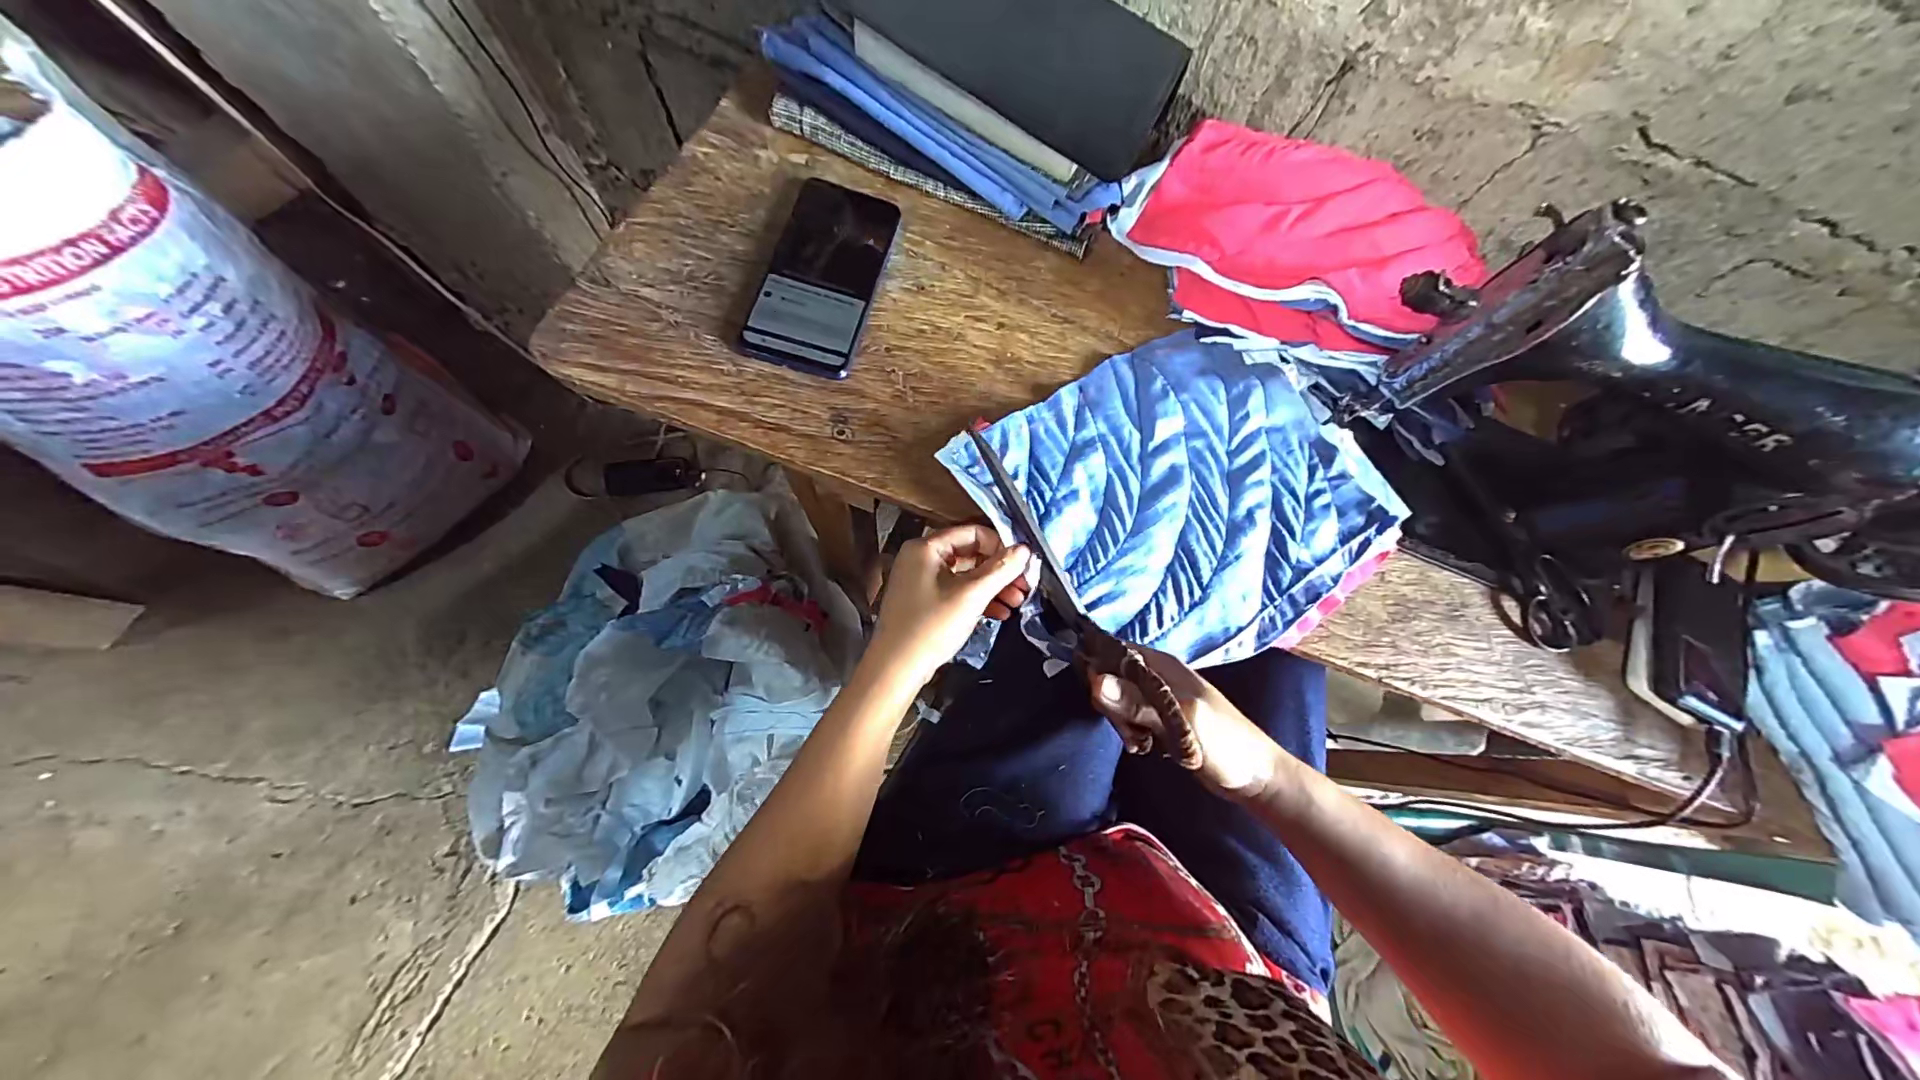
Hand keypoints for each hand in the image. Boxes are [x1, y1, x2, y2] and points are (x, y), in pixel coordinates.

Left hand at [867, 524, 1030, 685]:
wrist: (896, 668)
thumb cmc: (929, 627)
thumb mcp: (972, 595)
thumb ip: (1000, 570)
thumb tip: (1023, 550)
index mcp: (926, 547)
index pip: (973, 532)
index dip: (1000, 546)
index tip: (1021, 564)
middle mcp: (920, 558)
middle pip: (970, 553)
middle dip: (999, 571)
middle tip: (1023, 586)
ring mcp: (920, 580)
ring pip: (965, 575)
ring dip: (992, 587)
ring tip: (1015, 602)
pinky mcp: (923, 602)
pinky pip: (956, 591)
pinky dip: (977, 599)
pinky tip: (998, 612)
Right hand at [1087, 647, 1289, 799]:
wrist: (1256, 779)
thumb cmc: (1226, 744)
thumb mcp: (1181, 721)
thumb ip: (1138, 702)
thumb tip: (1096, 682)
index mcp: (1163, 665)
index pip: (1115, 650)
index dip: (1098, 666)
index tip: (1094, 694)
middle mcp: (1158, 676)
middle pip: (1113, 677)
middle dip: (1110, 701)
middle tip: (1126, 726)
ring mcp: (1160, 698)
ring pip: (1119, 699)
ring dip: (1121, 720)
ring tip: (1137, 740)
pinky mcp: (1161, 719)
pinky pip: (1131, 717)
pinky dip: (1131, 731)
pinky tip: (1141, 745)